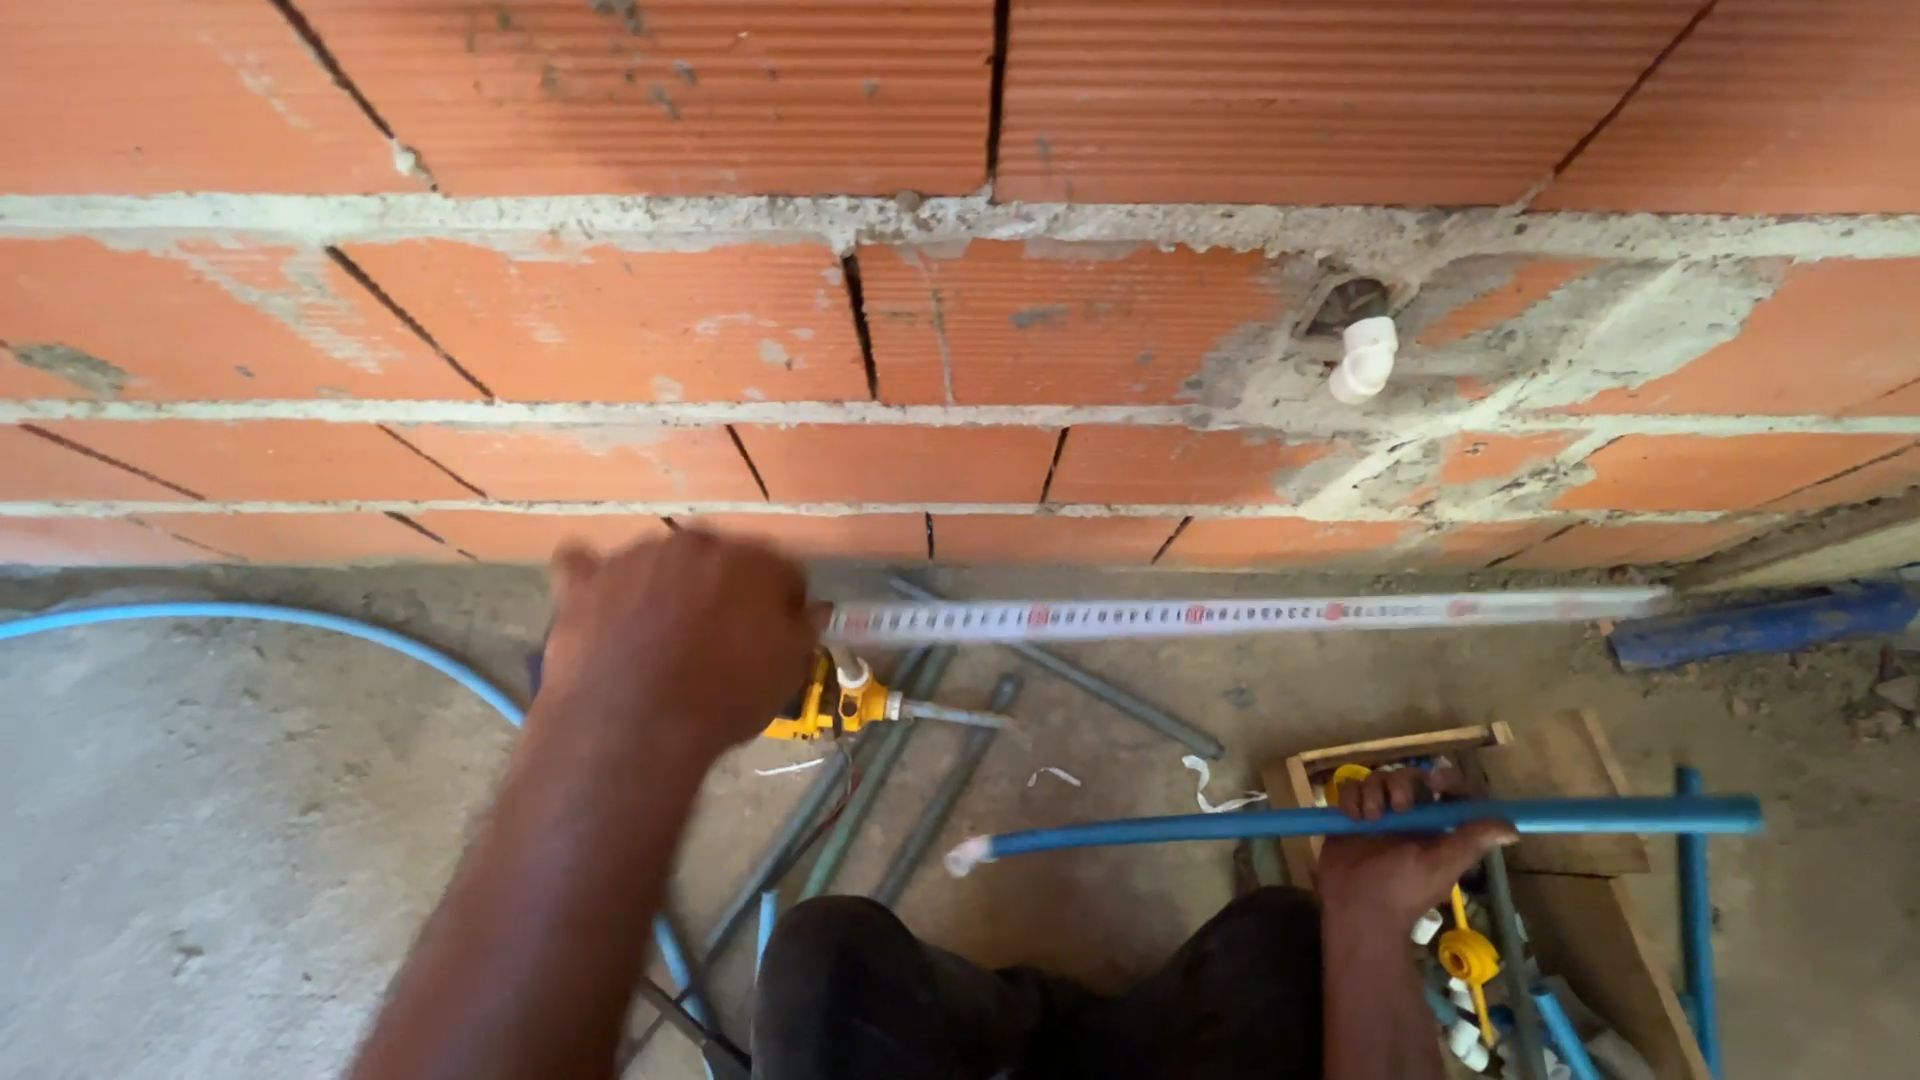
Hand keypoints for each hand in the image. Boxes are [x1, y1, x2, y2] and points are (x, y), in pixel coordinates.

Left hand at [537, 528, 818, 761]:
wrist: (633, 727)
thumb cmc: (724, 698)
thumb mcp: (786, 672)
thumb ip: (803, 631)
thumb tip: (814, 609)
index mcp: (753, 560)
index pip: (782, 570)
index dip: (783, 603)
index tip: (777, 633)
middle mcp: (696, 544)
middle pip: (719, 559)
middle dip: (723, 588)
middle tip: (719, 636)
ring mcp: (634, 559)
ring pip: (658, 562)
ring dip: (665, 585)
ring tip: (658, 636)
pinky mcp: (583, 582)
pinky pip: (584, 566)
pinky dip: (594, 581)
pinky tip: (599, 602)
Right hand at [1317, 767, 1515, 929]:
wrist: (1357, 906)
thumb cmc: (1403, 890)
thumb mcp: (1440, 866)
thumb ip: (1470, 842)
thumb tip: (1513, 828)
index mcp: (1435, 828)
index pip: (1447, 792)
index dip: (1445, 779)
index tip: (1435, 778)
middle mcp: (1407, 817)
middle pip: (1407, 777)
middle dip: (1400, 784)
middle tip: (1398, 808)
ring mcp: (1377, 815)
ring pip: (1376, 779)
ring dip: (1372, 792)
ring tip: (1369, 818)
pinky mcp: (1350, 815)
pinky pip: (1350, 789)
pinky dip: (1350, 798)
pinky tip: (1352, 818)